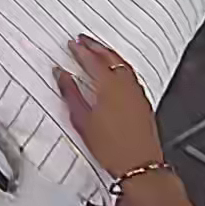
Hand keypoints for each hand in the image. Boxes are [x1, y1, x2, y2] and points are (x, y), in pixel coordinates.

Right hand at [53, 35, 162, 177]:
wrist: (139, 166)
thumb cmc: (111, 147)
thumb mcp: (82, 120)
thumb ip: (70, 93)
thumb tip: (61, 74)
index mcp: (109, 86)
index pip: (92, 60)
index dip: (80, 50)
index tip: (71, 44)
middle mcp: (125, 85)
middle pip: (109, 57)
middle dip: (95, 46)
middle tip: (83, 39)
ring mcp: (136, 92)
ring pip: (122, 63)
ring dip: (109, 53)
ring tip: (98, 49)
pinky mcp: (143, 101)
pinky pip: (130, 73)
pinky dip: (120, 64)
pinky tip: (116, 69)